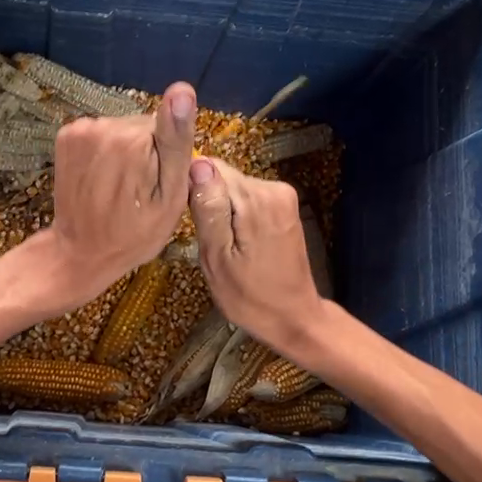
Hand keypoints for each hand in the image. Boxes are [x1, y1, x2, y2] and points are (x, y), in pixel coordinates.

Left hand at [38, 82, 195, 304]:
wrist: (82, 250)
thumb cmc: (135, 232)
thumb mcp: (170, 195)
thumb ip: (177, 140)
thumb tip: (182, 89)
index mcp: (133, 139)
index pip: (169, 126)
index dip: (168, 156)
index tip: (158, 183)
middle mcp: (104, 126)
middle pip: (142, 126)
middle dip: (146, 152)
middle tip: (141, 190)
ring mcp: (80, 130)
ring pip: (121, 129)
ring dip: (124, 152)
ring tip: (120, 187)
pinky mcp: (66, 135)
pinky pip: (100, 133)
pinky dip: (105, 151)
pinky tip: (102, 178)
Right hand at [188, 157, 325, 350]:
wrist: (292, 317)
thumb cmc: (249, 297)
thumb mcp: (217, 258)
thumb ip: (208, 209)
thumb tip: (198, 164)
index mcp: (256, 199)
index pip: (209, 167)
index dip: (191, 188)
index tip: (189, 218)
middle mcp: (274, 188)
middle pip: (223, 177)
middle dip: (208, 202)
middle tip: (207, 240)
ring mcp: (283, 195)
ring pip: (233, 188)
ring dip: (221, 210)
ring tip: (221, 244)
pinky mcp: (284, 205)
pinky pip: (247, 198)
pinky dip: (235, 215)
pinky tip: (235, 241)